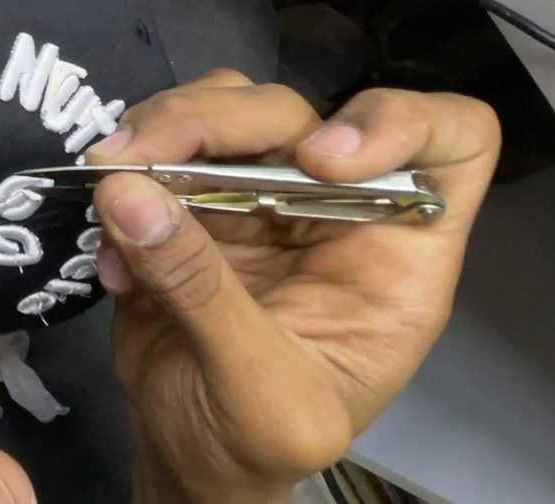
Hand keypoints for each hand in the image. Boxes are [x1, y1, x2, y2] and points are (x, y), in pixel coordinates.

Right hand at [87, 73, 499, 503]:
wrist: (183, 449)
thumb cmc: (256, 444)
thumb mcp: (260, 394)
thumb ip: (202, 294)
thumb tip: (128, 191)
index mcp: (390, 249)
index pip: (448, 141)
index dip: (396, 124)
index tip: (314, 160)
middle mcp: (326, 202)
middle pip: (287, 110)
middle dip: (206, 121)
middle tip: (130, 158)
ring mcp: (250, 189)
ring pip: (217, 105)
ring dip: (156, 130)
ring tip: (106, 178)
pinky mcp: (186, 192)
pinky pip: (157, 142)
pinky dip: (121, 174)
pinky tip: (108, 251)